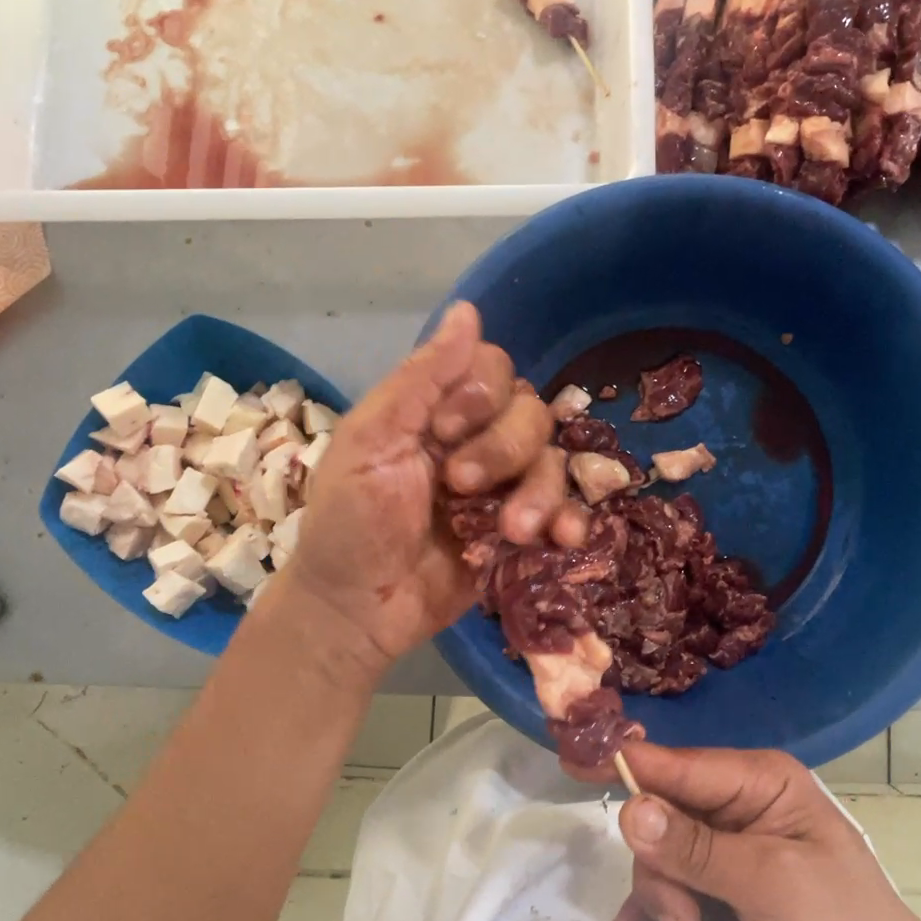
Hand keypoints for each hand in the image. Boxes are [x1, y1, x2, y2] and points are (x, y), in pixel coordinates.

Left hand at [271, 303, 586, 687]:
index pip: (492, 369)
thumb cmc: (349, 523)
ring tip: (510, 531)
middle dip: (503, 449)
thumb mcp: (371, 442)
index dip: (481, 395)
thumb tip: (467, 310)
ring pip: (552, 461)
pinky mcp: (521, 532)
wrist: (358, 610)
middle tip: (459, 485)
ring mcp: (503, 487)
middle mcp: (475, 440)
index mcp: (435, 411)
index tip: (442, 431)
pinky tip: (562, 538)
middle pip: (530, 412)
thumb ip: (421, 379)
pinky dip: (570, 519)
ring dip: (538, 491)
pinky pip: (565, 509)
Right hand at [571, 744, 920, 920]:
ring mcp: (730, 849)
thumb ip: (696, 848)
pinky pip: (675, 893)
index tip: (572, 765)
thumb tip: (629, 805)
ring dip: (674, 913)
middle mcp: (739, 806)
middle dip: (666, 880)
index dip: (626, 766)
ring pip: (663, 863)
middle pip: (661, 822)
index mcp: (759, 782)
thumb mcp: (770, 886)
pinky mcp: (725, 890)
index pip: (676, 765)